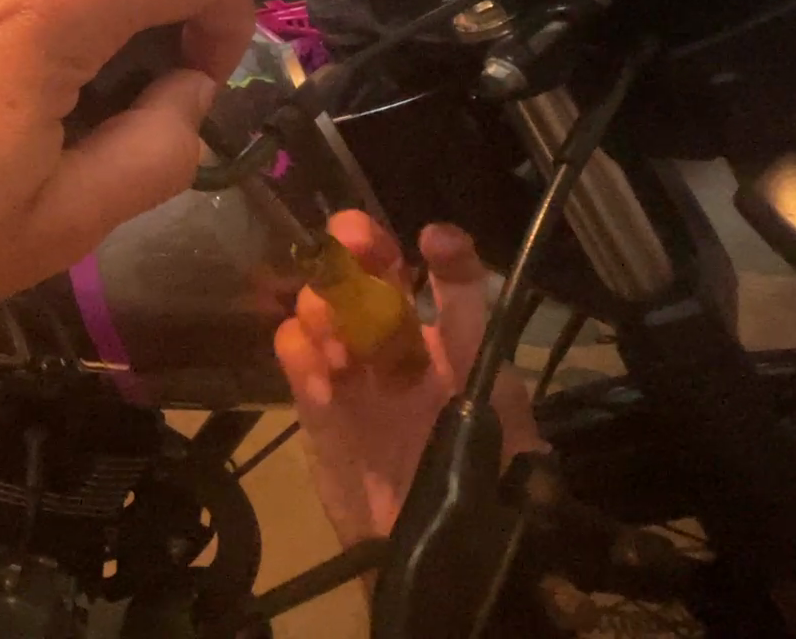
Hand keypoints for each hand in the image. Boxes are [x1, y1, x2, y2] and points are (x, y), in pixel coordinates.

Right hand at [276, 212, 544, 546]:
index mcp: (450, 346)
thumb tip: (449, 264)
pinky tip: (317, 367)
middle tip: (350, 235)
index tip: (436, 239)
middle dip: (357, 248)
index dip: (443, 257)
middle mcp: (397, 346)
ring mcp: (351, 371)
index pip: (447, 286)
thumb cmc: (485, 484)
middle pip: (369, 280)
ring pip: (324, 309)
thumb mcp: (498, 409)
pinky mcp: (315, 403)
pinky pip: (296, 360)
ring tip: (334, 325)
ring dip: (324, 302)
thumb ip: (474, 340)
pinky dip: (299, 353)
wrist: (434, 558)